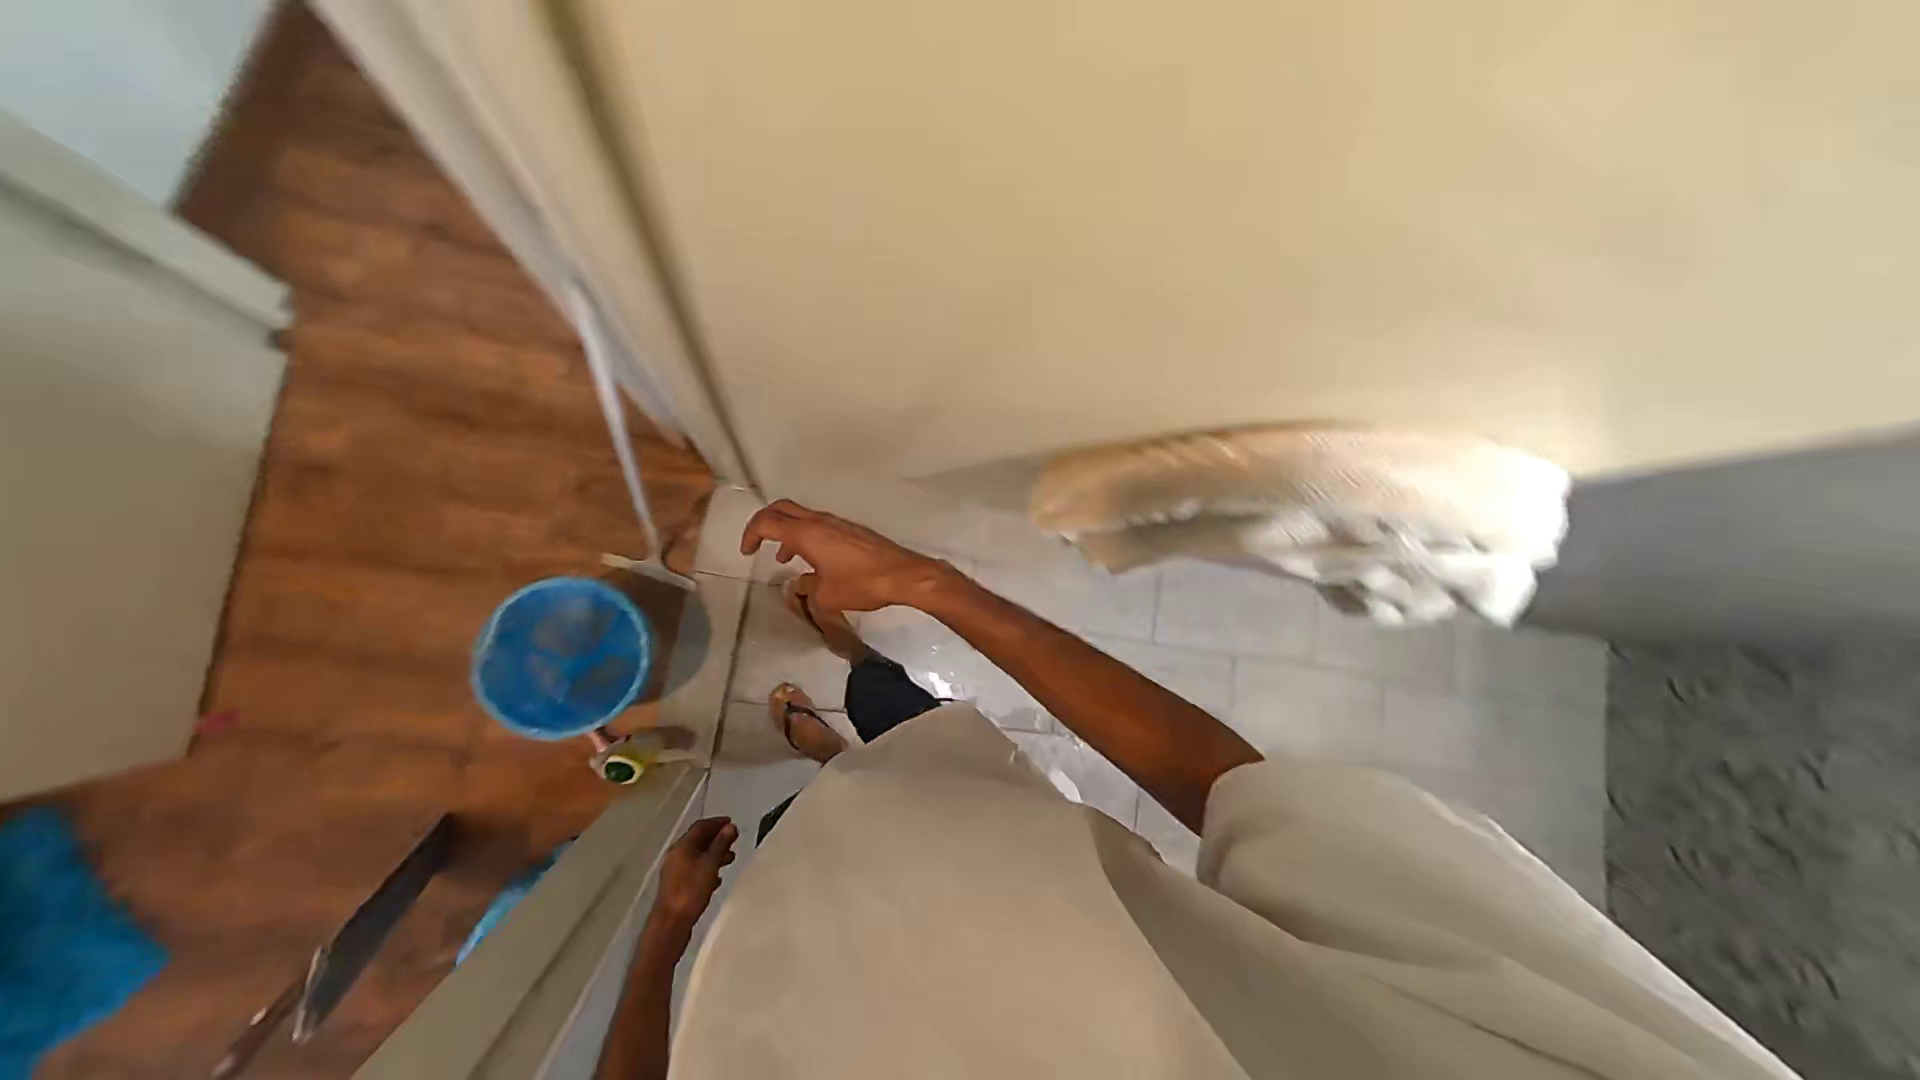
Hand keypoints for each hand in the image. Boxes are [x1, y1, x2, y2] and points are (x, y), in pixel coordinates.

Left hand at [651, 817, 737, 933]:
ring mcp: (675, 872)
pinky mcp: (676, 886)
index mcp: (682, 847)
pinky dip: (707, 868)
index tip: (732, 822)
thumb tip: (730, 826)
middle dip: (717, 838)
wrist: (671, 923)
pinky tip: (717, 878)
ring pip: (697, 856)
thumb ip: (721, 844)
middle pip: (698, 840)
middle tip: (734, 839)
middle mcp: (676, 856)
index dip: (717, 822)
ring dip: (714, 854)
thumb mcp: (710, 864)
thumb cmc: (691, 890)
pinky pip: (694, 870)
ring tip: (730, 858)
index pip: (700, 826)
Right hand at [739, 500, 959, 611]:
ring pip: (802, 518)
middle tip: (757, 543)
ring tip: (784, 559)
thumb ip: (805, 588)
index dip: (750, 533)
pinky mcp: (852, 531)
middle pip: (782, 509)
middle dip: (764, 523)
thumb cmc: (862, 583)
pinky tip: (814, 562)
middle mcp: (820, 521)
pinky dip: (807, 537)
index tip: (746, 551)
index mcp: (807, 533)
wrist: (903, 574)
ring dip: (788, 533)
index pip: (767, 521)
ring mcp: (838, 523)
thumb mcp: (826, 594)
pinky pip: (820, 526)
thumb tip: (798, 585)